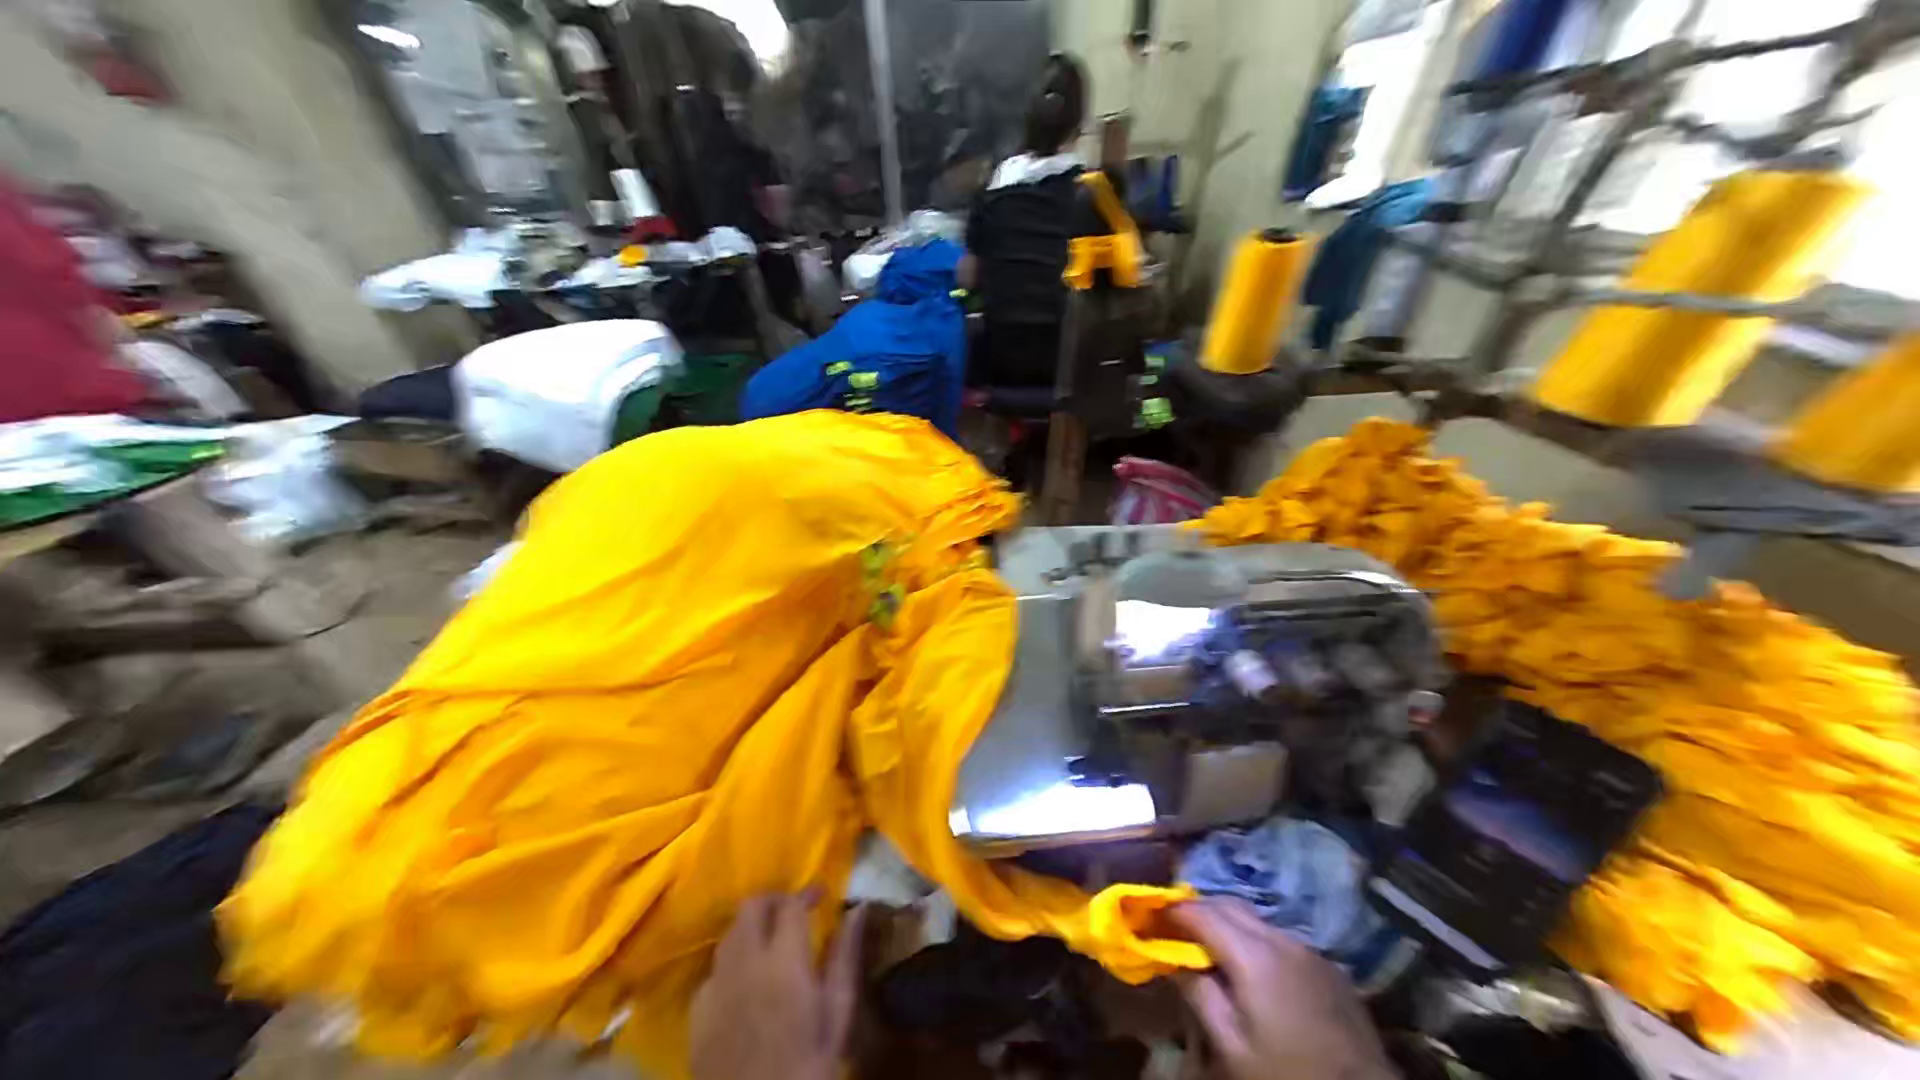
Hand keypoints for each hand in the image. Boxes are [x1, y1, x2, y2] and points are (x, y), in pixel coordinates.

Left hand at [690, 893, 865, 1079]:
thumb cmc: (807, 1069)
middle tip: (795, 912)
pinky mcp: (697, 1013)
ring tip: (772, 942)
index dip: (806, 893)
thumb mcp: (837, 1015)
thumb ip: (845, 956)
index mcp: (783, 961)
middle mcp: (744, 963)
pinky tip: (747, 983)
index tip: (822, 895)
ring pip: (729, 934)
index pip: (790, 905)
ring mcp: (715, 986)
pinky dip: (732, 961)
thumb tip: (857, 910)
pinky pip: (714, 969)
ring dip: (751, 927)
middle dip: (773, 901)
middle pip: (751, 907)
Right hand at [1170, 898, 1395, 1079]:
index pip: (1200, 911)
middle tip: (1174, 930)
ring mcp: (1310, 951)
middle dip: (1198, 910)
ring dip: (1227, 924)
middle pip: (1229, 904)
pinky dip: (1255, 941)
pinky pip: (1280, 939)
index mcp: (1254, 956)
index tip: (1149, 918)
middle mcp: (1282, 939)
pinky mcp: (1329, 968)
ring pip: (1256, 920)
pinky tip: (1251, 971)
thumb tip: (1173, 960)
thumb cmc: (1290, 1079)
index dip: (1171, 911)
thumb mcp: (1233, 1048)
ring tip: (1209, 951)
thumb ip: (1200, 996)